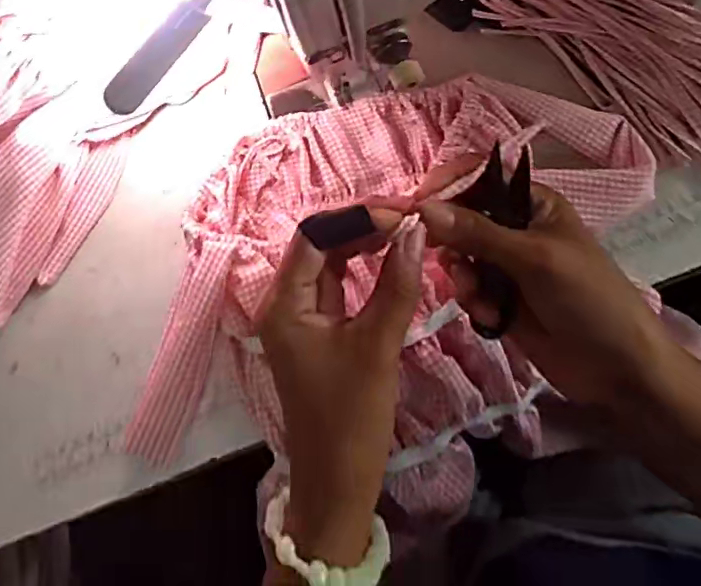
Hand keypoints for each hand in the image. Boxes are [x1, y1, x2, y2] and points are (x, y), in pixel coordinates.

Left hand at [257, 212, 422, 566]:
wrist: (338, 487)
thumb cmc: (351, 419)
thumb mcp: (378, 346)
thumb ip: (398, 284)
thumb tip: (416, 229)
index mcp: (284, 302)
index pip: (315, 236)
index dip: (357, 217)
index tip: (401, 213)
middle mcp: (285, 301)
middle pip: (321, 243)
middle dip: (363, 225)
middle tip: (409, 217)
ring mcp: (301, 316)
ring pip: (331, 262)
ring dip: (365, 243)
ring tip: (405, 229)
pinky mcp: (319, 330)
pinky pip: (340, 285)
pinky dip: (364, 268)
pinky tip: (391, 257)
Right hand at [420, 183, 671, 409]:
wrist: (621, 371)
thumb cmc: (588, 298)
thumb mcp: (534, 258)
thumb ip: (478, 232)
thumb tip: (424, 207)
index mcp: (531, 202)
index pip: (479, 177)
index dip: (447, 186)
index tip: (417, 205)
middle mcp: (515, 227)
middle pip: (461, 217)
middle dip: (449, 237)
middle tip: (439, 256)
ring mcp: (506, 265)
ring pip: (460, 255)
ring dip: (462, 275)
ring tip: (476, 295)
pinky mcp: (500, 299)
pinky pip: (468, 288)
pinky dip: (472, 300)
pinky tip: (490, 316)